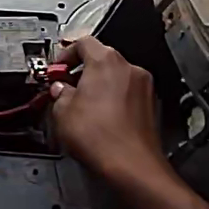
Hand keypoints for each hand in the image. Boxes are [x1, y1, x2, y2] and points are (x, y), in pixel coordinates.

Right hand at [49, 37, 166, 186]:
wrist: (132, 166)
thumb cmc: (102, 138)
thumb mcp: (63, 112)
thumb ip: (59, 93)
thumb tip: (59, 91)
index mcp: (105, 60)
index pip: (83, 42)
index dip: (65, 54)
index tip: (57, 68)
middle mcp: (128, 68)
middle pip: (101, 58)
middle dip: (81, 71)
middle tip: (65, 87)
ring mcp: (143, 86)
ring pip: (115, 77)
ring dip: (98, 86)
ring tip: (82, 107)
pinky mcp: (150, 105)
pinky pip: (127, 94)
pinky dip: (113, 100)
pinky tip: (100, 120)